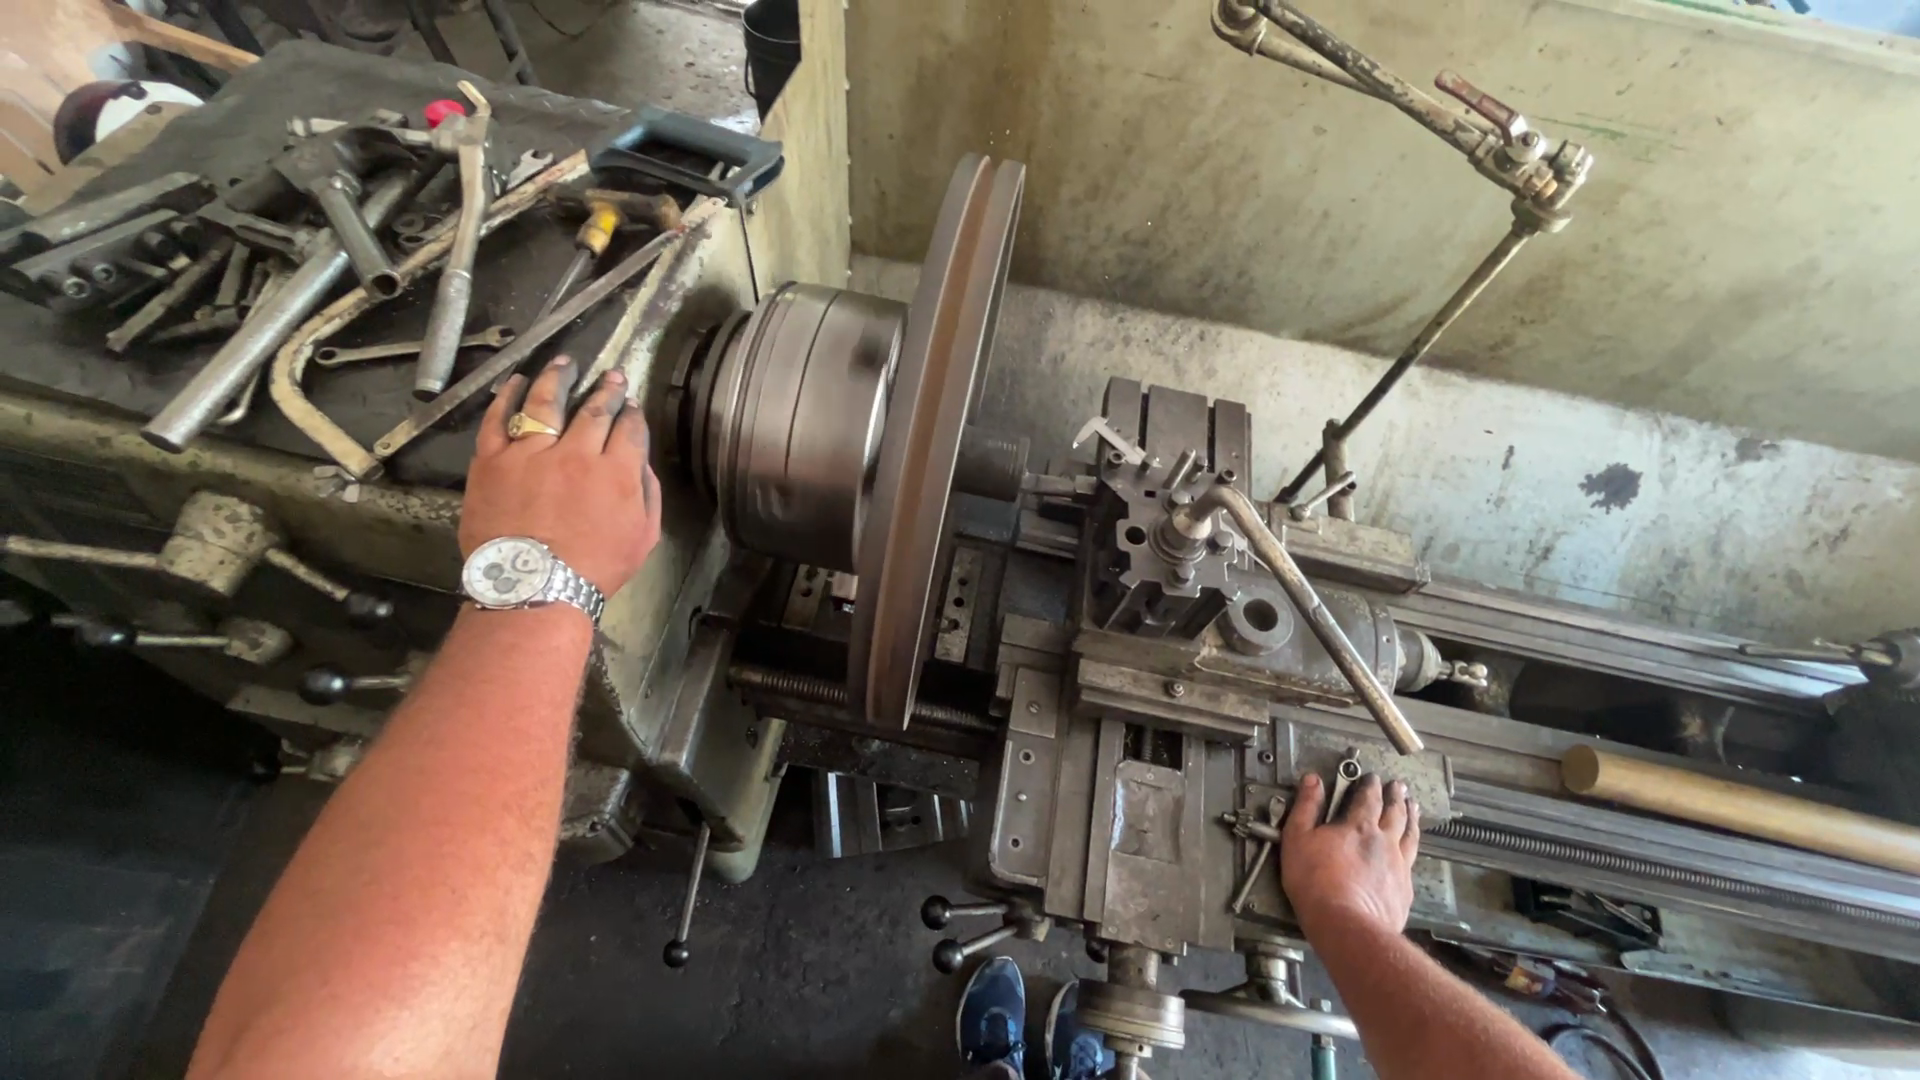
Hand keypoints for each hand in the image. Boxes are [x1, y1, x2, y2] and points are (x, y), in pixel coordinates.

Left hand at [460, 355, 661, 595]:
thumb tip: (640, 463)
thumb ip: (648, 494)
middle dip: (607, 389)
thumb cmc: (596, 567)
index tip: (633, 404)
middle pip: (595, 409)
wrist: (534, 587)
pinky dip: (506, 397)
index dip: (633, 413)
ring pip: (546, 402)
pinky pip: (498, 419)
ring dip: (558, 378)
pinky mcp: (493, 461)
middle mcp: (577, 452)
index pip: (630, 428)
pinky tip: (514, 382)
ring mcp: (531, 453)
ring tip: (565, 362)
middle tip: (612, 376)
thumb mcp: (644, 536)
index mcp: (617, 472)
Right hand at [1280, 772, 1420, 939]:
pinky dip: (1414, 846)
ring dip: (1412, 818)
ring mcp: (1398, 866)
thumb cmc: (1315, 881)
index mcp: (1358, 826)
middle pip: (1395, 813)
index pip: (1369, 798)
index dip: (1371, 785)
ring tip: (1414, 808)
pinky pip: (1413, 860)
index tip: (1373, 777)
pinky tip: (1412, 848)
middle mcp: (1384, 842)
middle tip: (1400, 786)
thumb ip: (1306, 807)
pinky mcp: (1404, 889)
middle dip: (1397, 797)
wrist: (1347, 925)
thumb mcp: (1297, 838)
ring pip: (1410, 835)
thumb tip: (1312, 780)